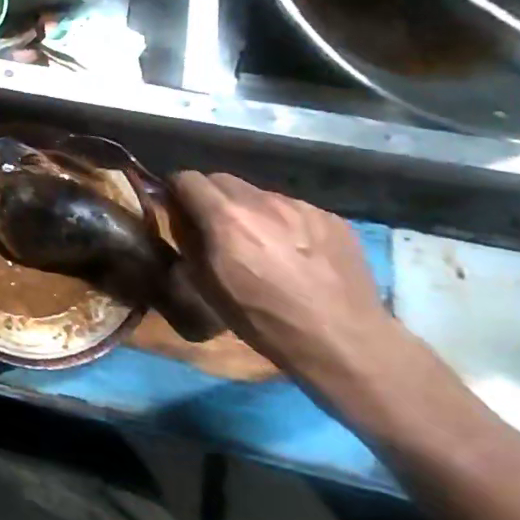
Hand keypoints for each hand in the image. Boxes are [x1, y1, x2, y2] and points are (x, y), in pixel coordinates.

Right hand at [168, 172, 398, 381]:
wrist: (344, 341)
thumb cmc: (264, 320)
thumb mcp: (207, 285)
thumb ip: (188, 242)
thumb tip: (179, 218)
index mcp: (225, 218)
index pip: (187, 179)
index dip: (175, 190)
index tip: (176, 207)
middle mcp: (262, 201)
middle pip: (222, 179)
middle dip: (210, 197)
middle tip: (214, 226)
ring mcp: (301, 206)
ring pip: (258, 194)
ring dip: (248, 210)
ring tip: (259, 242)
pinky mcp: (331, 217)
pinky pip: (293, 209)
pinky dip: (282, 222)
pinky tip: (294, 253)